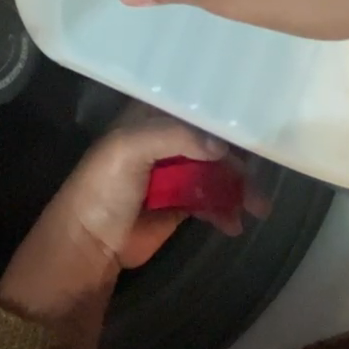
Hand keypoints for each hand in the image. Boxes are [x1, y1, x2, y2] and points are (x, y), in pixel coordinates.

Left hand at [0, 108, 254, 348]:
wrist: (87, 245)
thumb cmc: (103, 187)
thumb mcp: (130, 149)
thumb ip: (174, 136)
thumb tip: (222, 144)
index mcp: (145, 117)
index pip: (189, 104)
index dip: (218, 110)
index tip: (255, 116)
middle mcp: (162, 140)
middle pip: (209, 139)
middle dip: (237, 156)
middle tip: (261, 174)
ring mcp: (171, 173)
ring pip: (216, 170)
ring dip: (239, 186)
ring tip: (258, 208)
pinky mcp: (179, 204)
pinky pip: (212, 200)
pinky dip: (227, 209)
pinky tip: (234, 225)